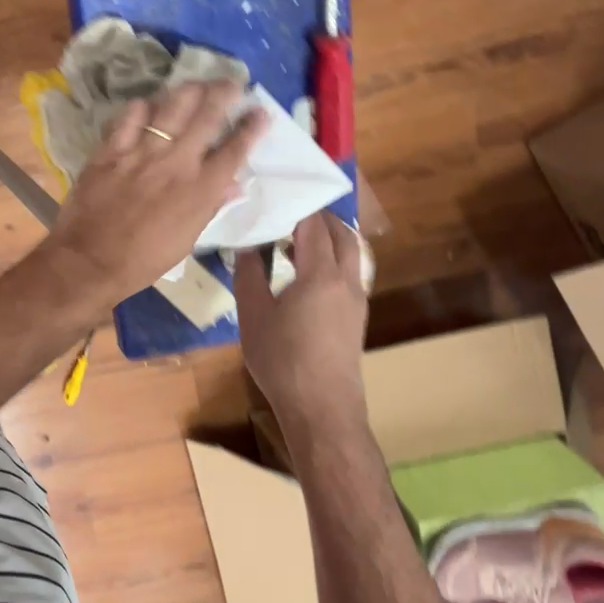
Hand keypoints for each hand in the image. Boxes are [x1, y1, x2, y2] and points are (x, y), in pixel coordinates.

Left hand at [44, 81, 265, 301]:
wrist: (91, 259)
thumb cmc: (145, 258)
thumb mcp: (188, 237)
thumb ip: (210, 205)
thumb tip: (234, 184)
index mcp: (201, 189)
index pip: (234, 150)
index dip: (251, 127)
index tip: (260, 110)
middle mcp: (175, 163)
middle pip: (206, 117)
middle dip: (223, 93)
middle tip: (231, 81)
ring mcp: (140, 152)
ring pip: (170, 108)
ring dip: (186, 92)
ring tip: (195, 83)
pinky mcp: (110, 150)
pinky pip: (129, 118)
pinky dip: (140, 108)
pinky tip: (146, 104)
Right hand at [233, 210, 368, 427]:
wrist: (322, 410)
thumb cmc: (282, 359)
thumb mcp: (253, 313)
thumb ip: (250, 272)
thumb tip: (248, 244)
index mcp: (320, 275)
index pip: (313, 225)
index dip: (294, 205)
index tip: (272, 192)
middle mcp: (346, 281)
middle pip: (341, 234)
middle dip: (317, 216)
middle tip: (283, 208)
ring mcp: (356, 300)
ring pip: (349, 253)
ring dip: (325, 237)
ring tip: (289, 235)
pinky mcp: (355, 317)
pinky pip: (347, 272)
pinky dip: (329, 257)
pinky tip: (300, 269)